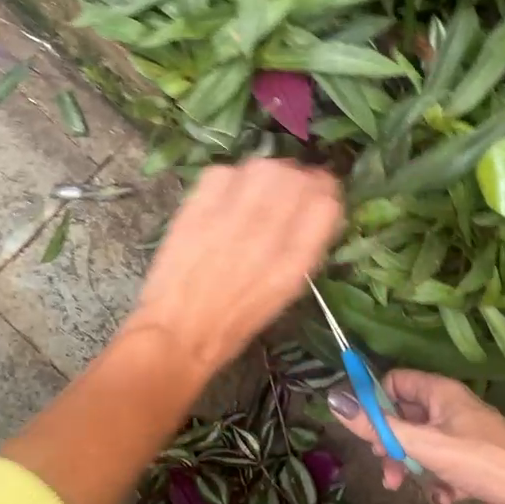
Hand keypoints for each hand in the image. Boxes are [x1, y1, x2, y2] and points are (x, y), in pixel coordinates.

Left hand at [127, 160, 343, 370]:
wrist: (179, 334)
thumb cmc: (234, 323)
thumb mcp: (283, 292)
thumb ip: (301, 250)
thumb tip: (311, 211)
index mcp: (295, 263)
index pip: (325, 204)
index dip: (324, 190)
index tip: (318, 189)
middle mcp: (267, 236)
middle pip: (295, 178)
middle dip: (296, 176)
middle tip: (286, 184)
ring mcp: (230, 220)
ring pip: (262, 169)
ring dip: (266, 172)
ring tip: (259, 185)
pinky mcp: (196, 213)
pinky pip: (221, 173)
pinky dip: (229, 176)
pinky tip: (228, 192)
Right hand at [331, 370, 504, 503]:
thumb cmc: (486, 464)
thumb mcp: (424, 445)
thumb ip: (377, 426)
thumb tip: (331, 400)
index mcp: (441, 392)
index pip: (394, 382)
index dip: (375, 402)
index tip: (362, 428)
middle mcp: (451, 409)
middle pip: (404, 415)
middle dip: (390, 442)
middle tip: (384, 464)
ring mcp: (465, 438)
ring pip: (420, 444)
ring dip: (410, 466)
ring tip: (407, 487)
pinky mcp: (476, 465)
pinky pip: (441, 466)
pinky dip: (437, 482)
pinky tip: (445, 500)